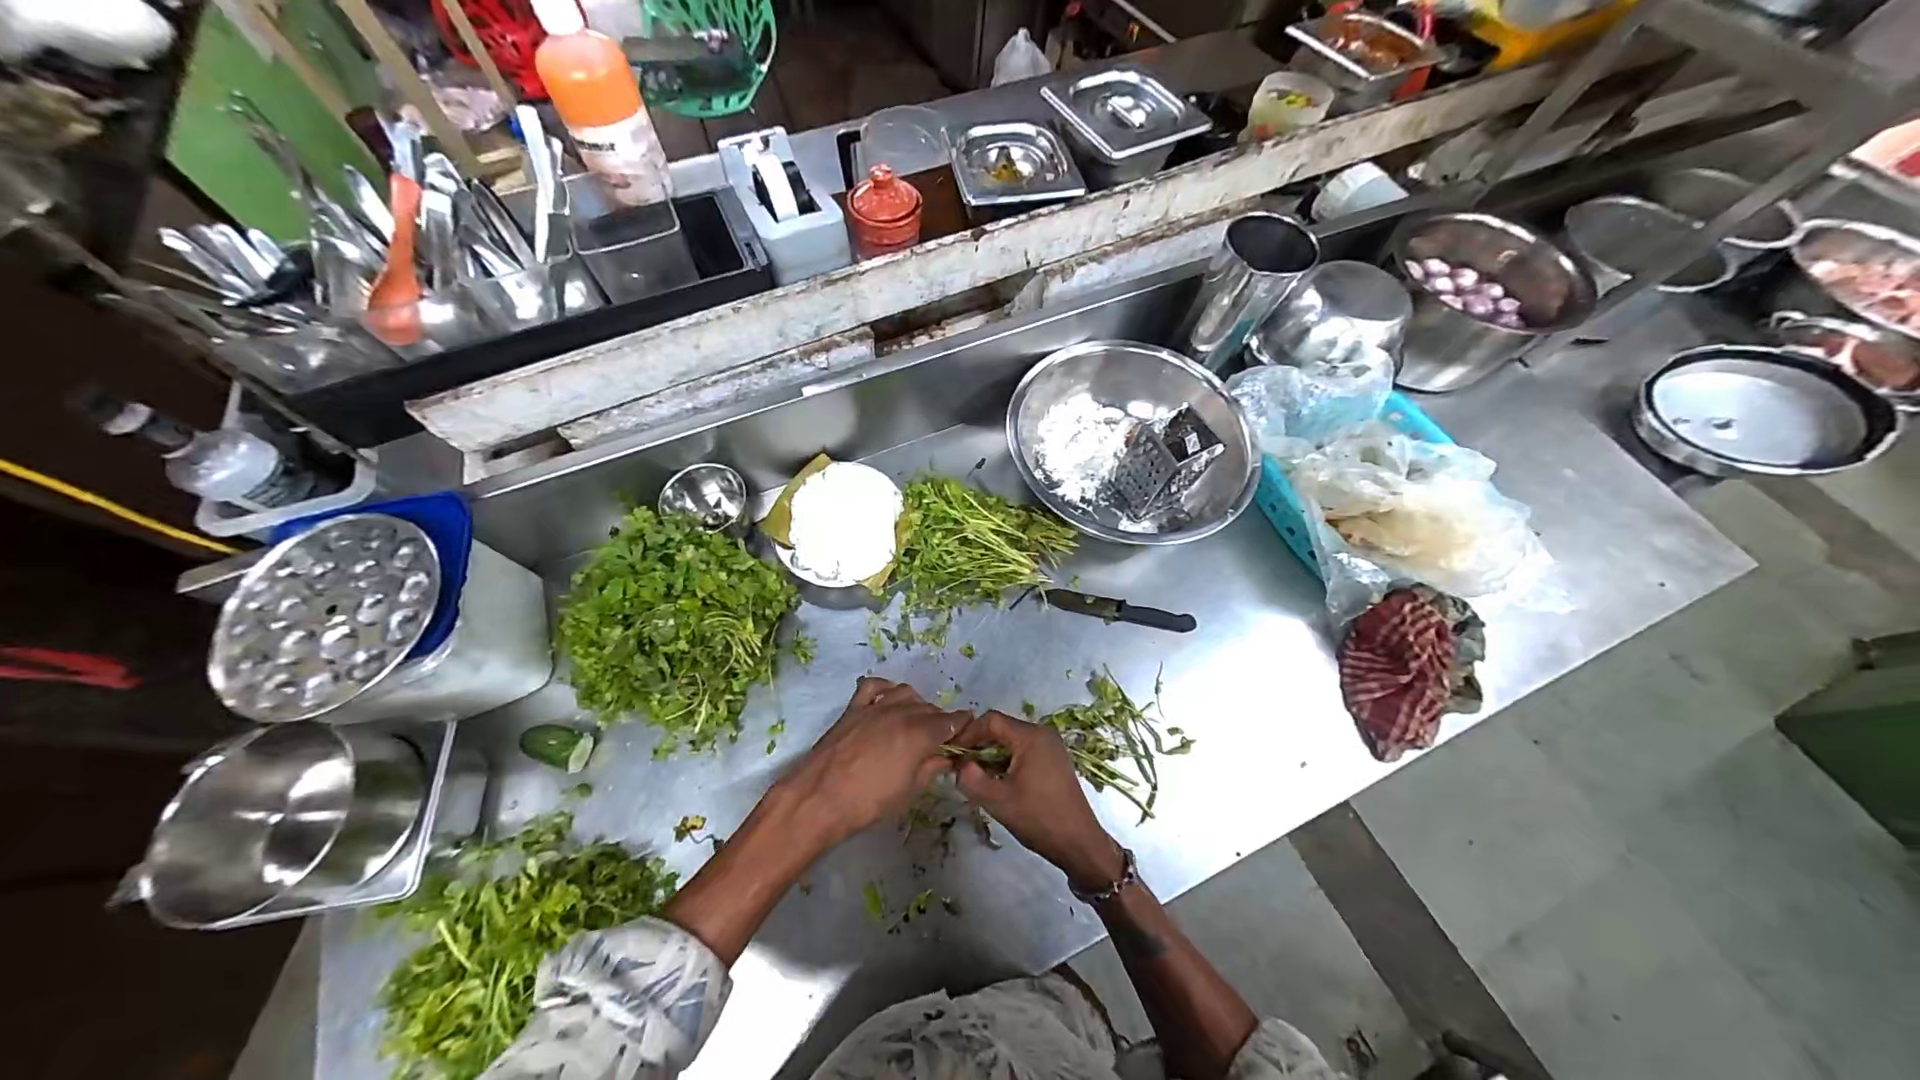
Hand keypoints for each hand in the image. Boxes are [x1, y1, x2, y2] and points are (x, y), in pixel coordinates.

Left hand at [770, 677, 967, 852]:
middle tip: (940, 740)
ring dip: (916, 704)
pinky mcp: (853, 709)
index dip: (962, 726)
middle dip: (940, 721)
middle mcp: (901, 712)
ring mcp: (875, 707)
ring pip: (906, 693)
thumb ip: (931, 768)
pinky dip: (885, 688)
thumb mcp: (909, 791)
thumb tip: (946, 758)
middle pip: (930, 708)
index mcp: (920, 733)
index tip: (967, 732)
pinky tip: (888, 700)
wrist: (819, 799)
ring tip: (915, 722)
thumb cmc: (868, 802)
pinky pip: (874, 686)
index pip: (952, 721)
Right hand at [949, 710, 1123, 892]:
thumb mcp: (997, 800)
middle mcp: (1043, 734)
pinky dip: (1006, 761)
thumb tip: (960, 764)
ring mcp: (1051, 747)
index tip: (952, 753)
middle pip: (1001, 728)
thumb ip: (970, 777)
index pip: (991, 720)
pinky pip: (1023, 751)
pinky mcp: (1053, 761)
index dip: (968, 734)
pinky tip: (996, 781)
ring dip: (991, 755)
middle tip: (960, 766)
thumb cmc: (1038, 818)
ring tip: (975, 775)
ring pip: (1011, 741)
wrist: (1079, 843)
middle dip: (978, 745)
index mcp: (1031, 736)